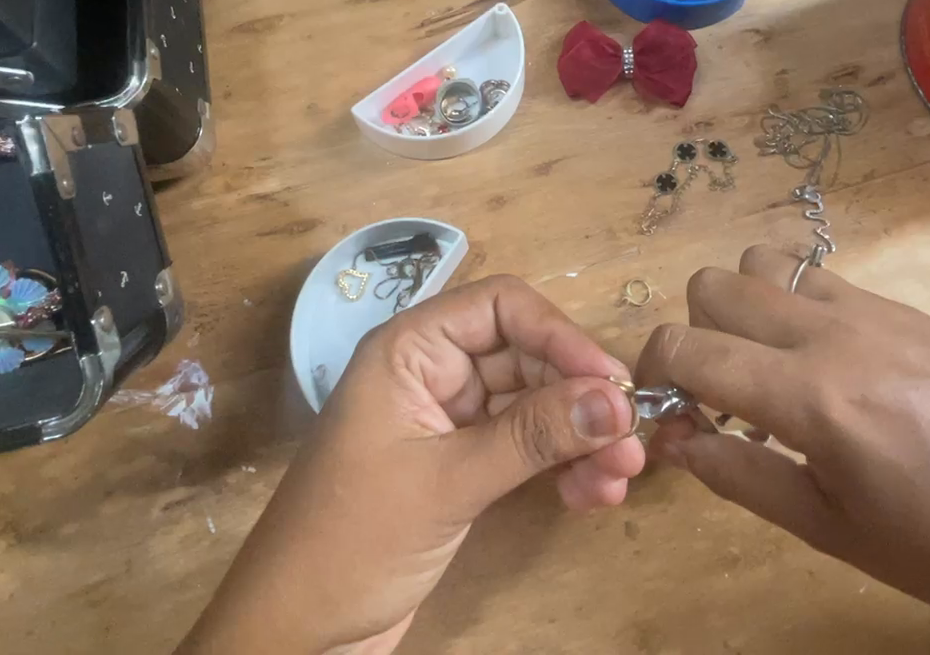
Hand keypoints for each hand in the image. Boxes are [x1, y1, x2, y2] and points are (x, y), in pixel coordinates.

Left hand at [179, 275, 643, 653]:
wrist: (297, 632)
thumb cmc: (354, 538)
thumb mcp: (447, 481)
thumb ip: (534, 436)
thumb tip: (618, 400)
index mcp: (411, 348)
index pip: (500, 306)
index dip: (560, 334)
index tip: (612, 382)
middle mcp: (434, 371)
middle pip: (525, 356)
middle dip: (579, 396)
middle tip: (632, 442)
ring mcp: (450, 418)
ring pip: (532, 404)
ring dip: (579, 435)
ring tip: (620, 479)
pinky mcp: (462, 463)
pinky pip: (525, 445)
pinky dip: (560, 464)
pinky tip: (590, 495)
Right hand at [635, 247, 929, 654]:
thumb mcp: (831, 529)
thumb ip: (737, 472)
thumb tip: (673, 436)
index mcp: (810, 398)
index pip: (687, 347)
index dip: (651, 367)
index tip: (660, 399)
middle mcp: (834, 334)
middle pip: (716, 284)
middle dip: (694, 330)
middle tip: (719, 385)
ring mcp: (875, 312)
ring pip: (765, 263)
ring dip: (745, 305)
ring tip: (769, 361)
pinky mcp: (908, 309)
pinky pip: (822, 278)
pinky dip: (797, 305)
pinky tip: (831, 363)